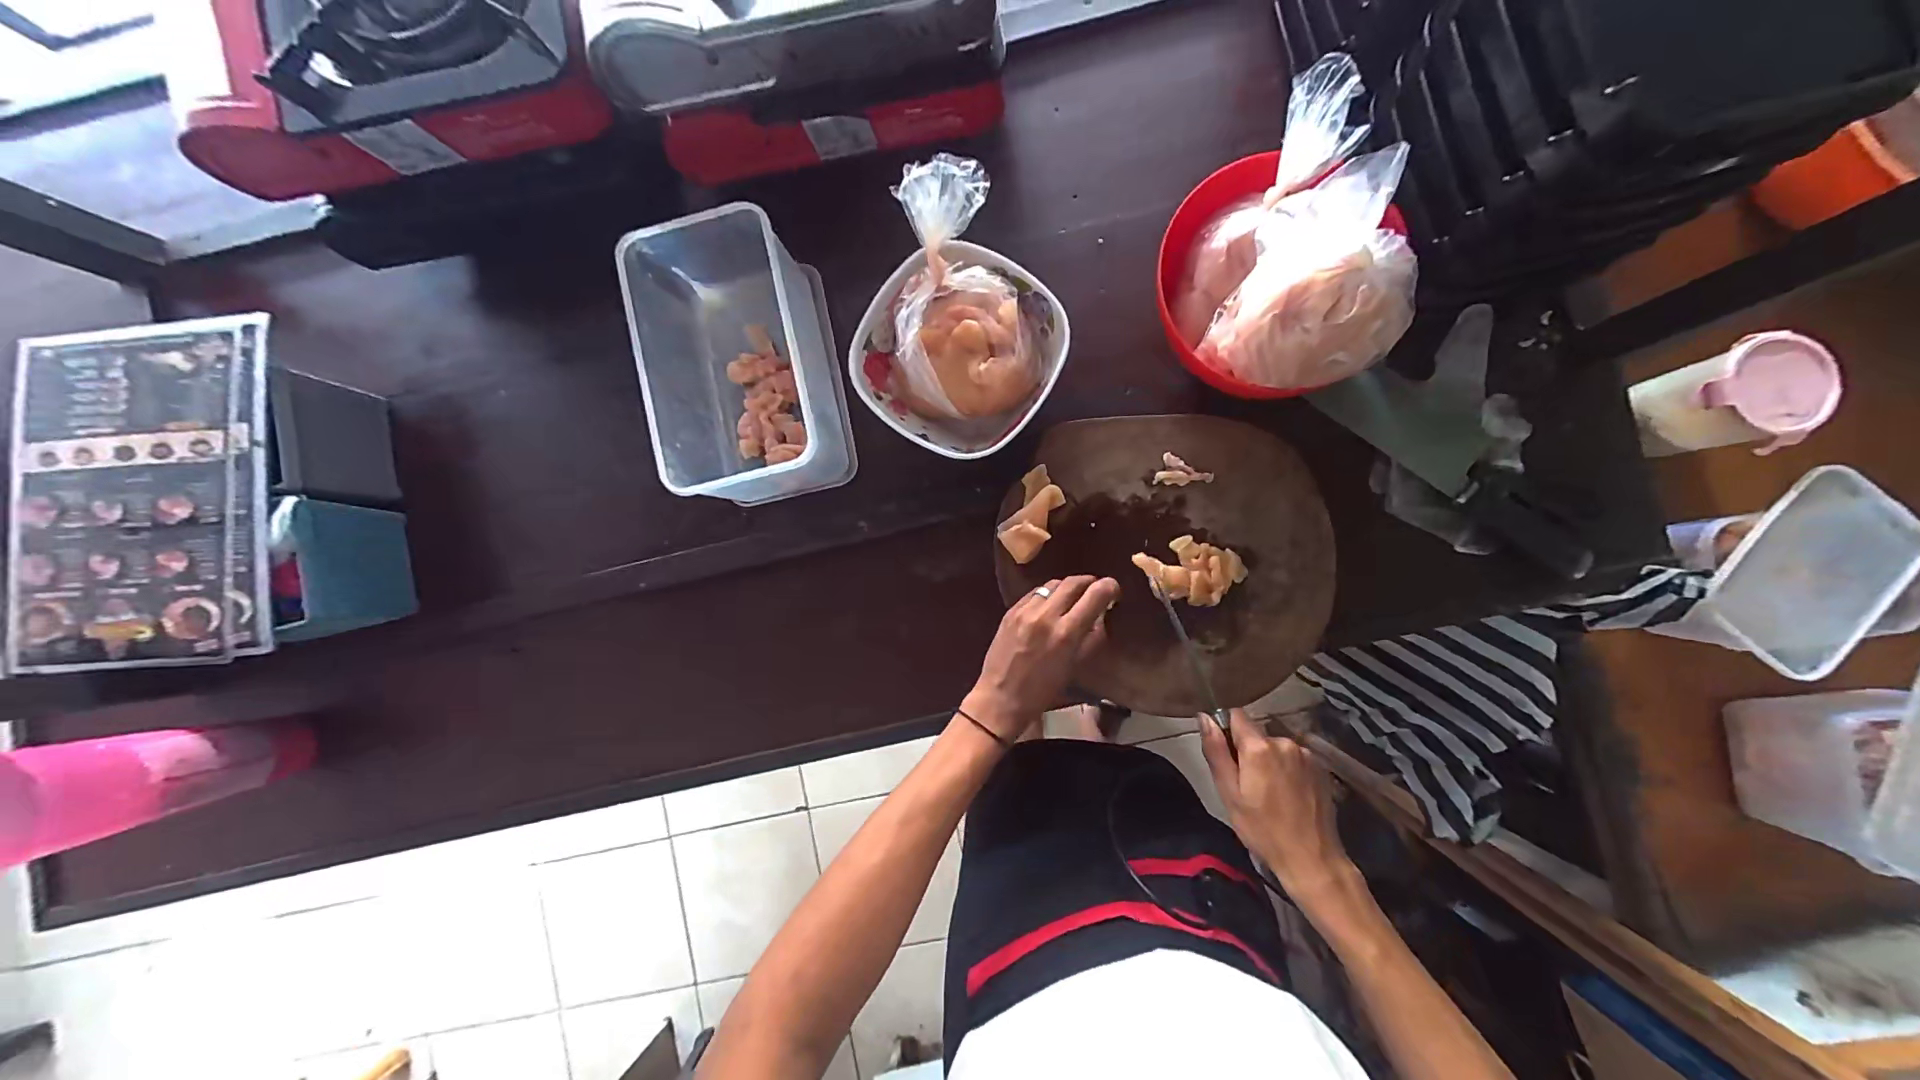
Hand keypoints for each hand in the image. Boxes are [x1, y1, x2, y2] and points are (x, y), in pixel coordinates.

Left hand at [962, 575, 1118, 740]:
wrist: (1002, 697)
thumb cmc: (1043, 690)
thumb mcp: (1075, 665)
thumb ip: (1091, 637)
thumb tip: (1102, 614)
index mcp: (1066, 633)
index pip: (1095, 594)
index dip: (1110, 587)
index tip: (1114, 590)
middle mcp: (1046, 616)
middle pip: (1074, 582)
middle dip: (1090, 582)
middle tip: (1096, 589)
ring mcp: (1025, 611)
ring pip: (1053, 584)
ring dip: (1068, 587)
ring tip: (1073, 596)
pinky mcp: (1010, 612)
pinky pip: (1035, 593)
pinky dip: (1048, 595)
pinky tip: (1050, 604)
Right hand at [1200, 709, 1354, 900]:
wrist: (1312, 858)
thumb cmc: (1262, 829)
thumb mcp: (1228, 793)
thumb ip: (1216, 751)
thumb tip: (1204, 717)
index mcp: (1258, 747)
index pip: (1236, 715)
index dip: (1227, 732)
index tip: (1228, 757)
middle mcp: (1284, 742)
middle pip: (1256, 733)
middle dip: (1248, 750)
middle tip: (1247, 784)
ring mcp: (1306, 754)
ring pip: (1275, 746)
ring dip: (1269, 760)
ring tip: (1270, 792)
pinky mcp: (1321, 767)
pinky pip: (1294, 757)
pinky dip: (1287, 768)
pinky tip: (1289, 794)